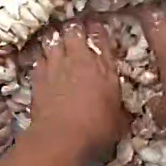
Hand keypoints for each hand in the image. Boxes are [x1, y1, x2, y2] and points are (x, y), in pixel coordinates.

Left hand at [23, 18, 128, 165]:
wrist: (62, 137)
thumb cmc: (96, 130)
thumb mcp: (119, 120)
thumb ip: (120, 108)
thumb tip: (127, 113)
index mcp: (104, 67)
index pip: (100, 38)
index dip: (97, 29)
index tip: (95, 27)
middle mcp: (79, 60)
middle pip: (74, 31)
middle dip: (74, 28)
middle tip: (75, 31)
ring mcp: (56, 65)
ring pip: (53, 39)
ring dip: (55, 39)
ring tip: (57, 42)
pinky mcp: (38, 76)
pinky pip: (39, 58)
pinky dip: (42, 57)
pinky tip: (44, 62)